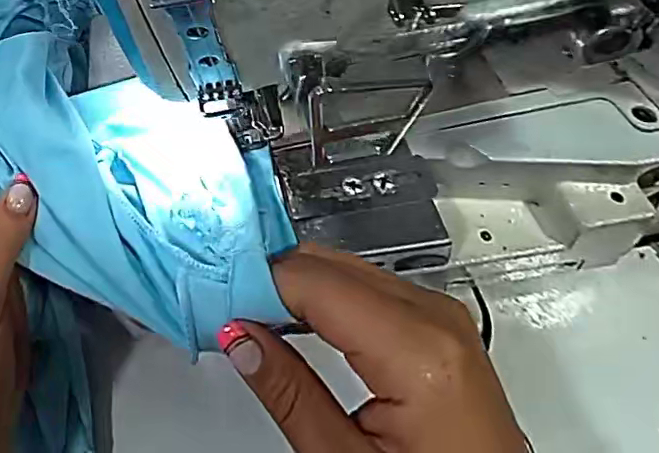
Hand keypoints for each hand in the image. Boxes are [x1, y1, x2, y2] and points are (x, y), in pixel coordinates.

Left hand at [0, 174, 38, 452]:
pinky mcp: (2, 279)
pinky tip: (61, 205)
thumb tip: (24, 182)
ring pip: (7, 222)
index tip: (31, 143)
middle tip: (53, 150)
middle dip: (18, 184)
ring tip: (62, 167)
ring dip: (33, 203)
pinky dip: (40, 227)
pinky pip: (22, 243)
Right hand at [218, 242, 530, 452]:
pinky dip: (327, 294)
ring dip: (297, 284)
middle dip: (273, 278)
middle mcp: (435, 314)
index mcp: (418, 348)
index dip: (257, 282)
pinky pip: (369, 285)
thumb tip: (240, 337)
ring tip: (252, 311)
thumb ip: (290, 394)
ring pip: (347, 268)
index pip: (314, 281)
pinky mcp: (440, 321)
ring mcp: (441, 313)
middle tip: (226, 302)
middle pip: (330, 264)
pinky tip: (297, 315)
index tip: (217, 294)